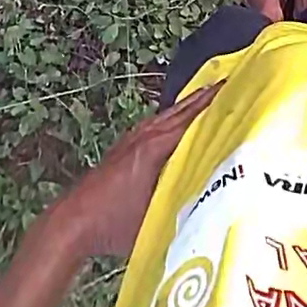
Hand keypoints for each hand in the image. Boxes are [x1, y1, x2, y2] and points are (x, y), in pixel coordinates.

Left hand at [52, 82, 221, 256]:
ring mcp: (135, 137)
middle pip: (181, 110)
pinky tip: (181, 118)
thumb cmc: (113, 223)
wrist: (73, 221)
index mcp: (154, 146)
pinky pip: (159, 121)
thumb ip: (183, 204)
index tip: (233, 91)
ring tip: (211, 94)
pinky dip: (175, 114)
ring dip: (190, 104)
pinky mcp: (127, 144)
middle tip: (228, 83)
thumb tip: (215, 199)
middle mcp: (145, 134)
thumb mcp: (155, 217)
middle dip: (205, 97)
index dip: (212, 107)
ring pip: (169, 114)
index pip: (190, 120)